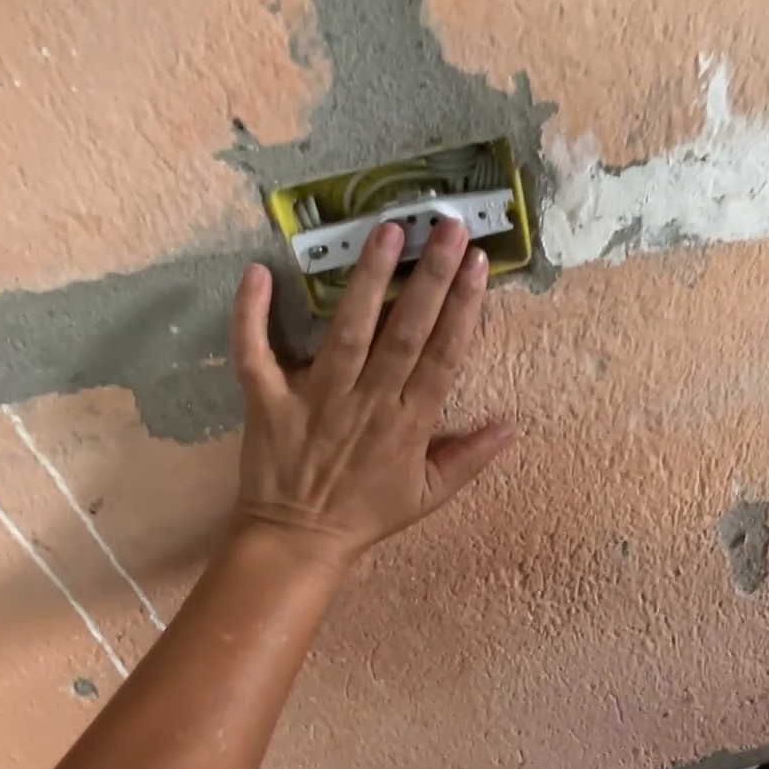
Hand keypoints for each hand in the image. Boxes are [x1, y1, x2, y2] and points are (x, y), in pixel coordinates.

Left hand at [228, 217, 515, 567]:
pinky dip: (252, 317)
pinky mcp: (269, 402)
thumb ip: (472, 456)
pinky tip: (258, 272)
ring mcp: (316, 400)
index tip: (478, 263)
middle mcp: (368, 403)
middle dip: (430, 278)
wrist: (296, 541)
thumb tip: (516, 424)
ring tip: (387, 232)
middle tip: (448, 227)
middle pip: (405, 333)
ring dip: (368, 281)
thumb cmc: (367, 513)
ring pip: (347, 332)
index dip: (463, 307)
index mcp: (409, 423)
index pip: (444, 355)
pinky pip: (256, 356)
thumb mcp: (430, 495)